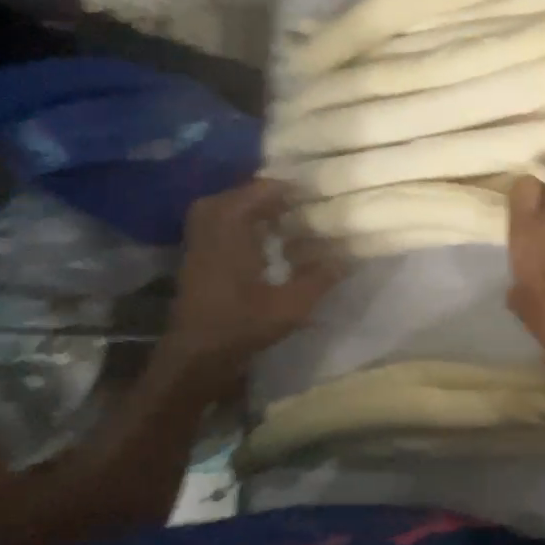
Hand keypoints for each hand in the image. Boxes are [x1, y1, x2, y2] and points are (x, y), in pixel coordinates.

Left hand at [163, 180, 339, 373]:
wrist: (198, 356)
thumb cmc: (244, 326)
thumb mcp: (293, 305)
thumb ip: (319, 278)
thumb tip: (346, 256)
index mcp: (229, 242)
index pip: (245, 200)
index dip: (273, 189)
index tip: (302, 188)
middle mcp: (208, 240)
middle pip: (220, 202)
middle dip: (252, 194)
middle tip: (287, 198)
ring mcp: (197, 253)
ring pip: (212, 215)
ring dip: (240, 208)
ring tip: (275, 215)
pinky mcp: (197, 266)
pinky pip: (212, 230)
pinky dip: (233, 225)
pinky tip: (259, 238)